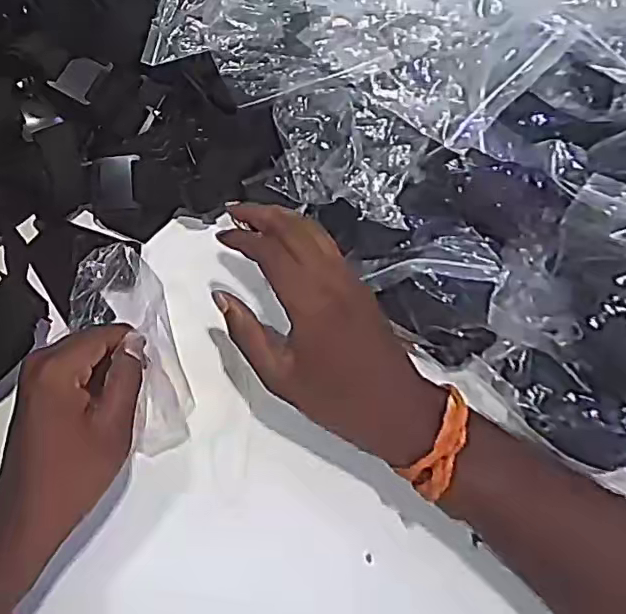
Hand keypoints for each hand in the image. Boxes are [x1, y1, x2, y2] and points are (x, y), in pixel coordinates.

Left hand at [0, 324, 145, 553]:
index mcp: (54, 365)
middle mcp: (38, 362)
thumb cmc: (70, 477)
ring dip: (101, 373)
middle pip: (88, 342)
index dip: (130, 343)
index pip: (101, 333)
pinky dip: (86, 384)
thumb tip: (134, 346)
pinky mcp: (32, 391)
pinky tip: (98, 412)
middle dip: (115, 359)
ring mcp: (32, 376)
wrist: (30, 511)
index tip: (149, 361)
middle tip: (137, 388)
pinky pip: (67, 372)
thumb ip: (127, 377)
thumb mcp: (112, 426)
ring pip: (79, 357)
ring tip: (118, 405)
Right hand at [215, 203, 445, 466]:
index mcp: (309, 301)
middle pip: (292, 228)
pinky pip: (324, 242)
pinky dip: (299, 229)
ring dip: (280, 217)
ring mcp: (348, 280)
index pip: (270, 250)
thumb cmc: (341, 400)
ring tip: (254, 217)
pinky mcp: (358, 285)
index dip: (242, 238)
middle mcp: (331, 281)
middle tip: (233, 212)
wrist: (403, 413)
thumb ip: (246, 333)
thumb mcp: (280, 376)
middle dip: (259, 213)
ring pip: (312, 230)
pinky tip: (285, 237)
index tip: (222, 237)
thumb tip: (223, 299)